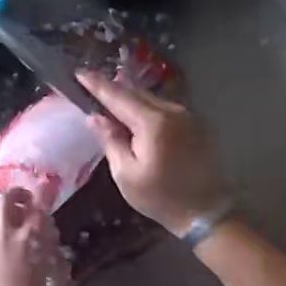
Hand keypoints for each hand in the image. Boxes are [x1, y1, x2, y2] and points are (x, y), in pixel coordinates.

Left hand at [0, 187, 68, 285]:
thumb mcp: (57, 269)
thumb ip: (53, 245)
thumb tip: (48, 232)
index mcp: (32, 235)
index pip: (37, 204)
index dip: (42, 193)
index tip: (44, 190)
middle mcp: (8, 232)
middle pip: (6, 199)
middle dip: (15, 194)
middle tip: (22, 200)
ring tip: (1, 213)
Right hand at [77, 71, 227, 235]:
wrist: (206, 212)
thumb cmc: (160, 197)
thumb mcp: (125, 173)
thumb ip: (110, 139)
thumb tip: (95, 117)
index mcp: (153, 123)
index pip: (118, 96)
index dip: (97, 84)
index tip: (79, 72)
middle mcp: (173, 111)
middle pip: (137, 93)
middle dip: (113, 88)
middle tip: (91, 85)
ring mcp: (189, 116)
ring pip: (152, 99)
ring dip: (131, 98)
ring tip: (111, 100)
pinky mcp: (197, 124)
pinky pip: (165, 108)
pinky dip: (147, 107)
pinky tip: (137, 116)